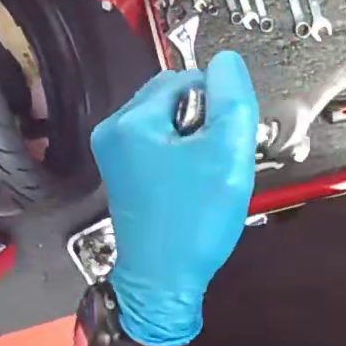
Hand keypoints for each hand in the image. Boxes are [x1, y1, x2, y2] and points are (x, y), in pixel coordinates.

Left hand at [91, 52, 259, 345]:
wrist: (163, 283)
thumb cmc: (194, 221)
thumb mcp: (226, 155)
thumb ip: (232, 100)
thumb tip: (227, 61)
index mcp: (131, 121)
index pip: (185, 79)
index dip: (217, 103)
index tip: (228, 140)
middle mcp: (113, 132)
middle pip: (173, 100)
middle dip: (205, 121)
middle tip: (220, 160)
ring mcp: (115, 156)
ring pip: (169, 125)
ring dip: (196, 141)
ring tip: (208, 176)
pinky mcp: (124, 177)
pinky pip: (159, 148)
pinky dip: (182, 158)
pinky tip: (194, 185)